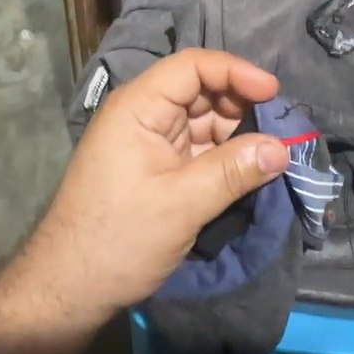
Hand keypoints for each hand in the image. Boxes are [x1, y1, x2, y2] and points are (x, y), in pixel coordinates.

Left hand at [19, 50, 289, 320]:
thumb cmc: (118, 238)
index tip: (274, 91)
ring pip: (203, 120)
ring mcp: (151, 140)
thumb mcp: (181, 205)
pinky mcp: (158, 167)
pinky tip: (251, 169)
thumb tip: (282, 148)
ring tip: (275, 152)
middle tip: (283, 129)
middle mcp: (144, 113)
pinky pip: (198, 147)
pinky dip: (225, 155)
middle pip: (201, 91)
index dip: (234, 71)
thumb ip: (232, 172)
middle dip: (242, 105)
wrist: (70, 287)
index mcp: (139, 106)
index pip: (192, 67)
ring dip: (237, 133)